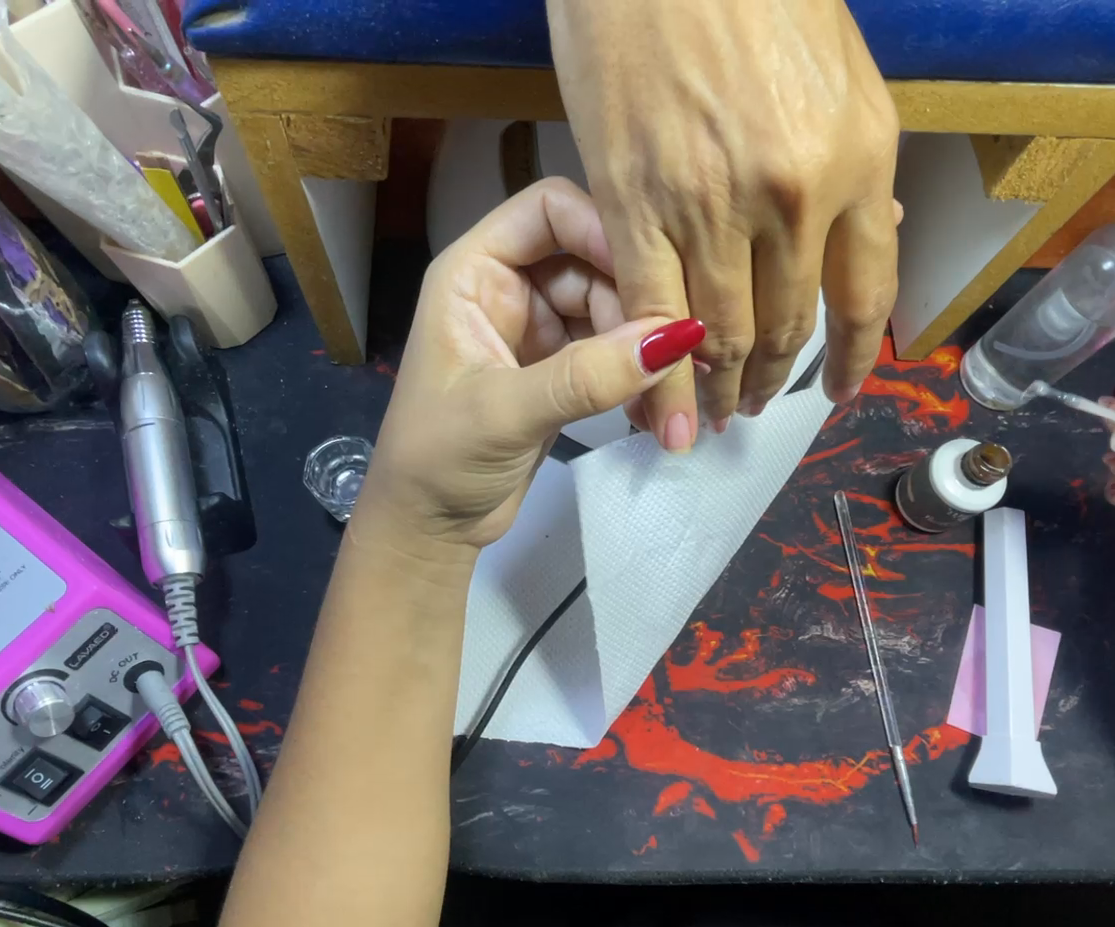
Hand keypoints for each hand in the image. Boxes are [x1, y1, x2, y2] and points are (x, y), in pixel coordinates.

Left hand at [354, 178, 702, 556]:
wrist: (432, 527)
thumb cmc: (438, 461)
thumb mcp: (505, 413)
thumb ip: (585, 376)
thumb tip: (675, 339)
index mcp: (476, 272)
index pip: (550, 211)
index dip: (604, 230)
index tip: (654, 277)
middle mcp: (511, 288)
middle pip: (594, 263)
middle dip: (637, 309)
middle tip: (682, 358)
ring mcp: (540, 331)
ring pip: (613, 312)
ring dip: (646, 352)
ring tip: (676, 396)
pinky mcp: (563, 372)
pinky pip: (615, 355)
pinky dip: (639, 378)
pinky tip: (658, 410)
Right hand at [548, 0, 899, 449]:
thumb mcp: (842, 71)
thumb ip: (854, 166)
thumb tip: (865, 233)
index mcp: (859, 157)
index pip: (866, 296)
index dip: (854, 360)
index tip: (839, 393)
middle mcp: (795, 197)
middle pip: (786, 327)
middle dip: (771, 380)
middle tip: (755, 407)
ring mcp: (713, 208)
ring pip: (721, 336)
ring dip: (717, 388)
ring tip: (711, 415)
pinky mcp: (636, 209)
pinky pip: (654, 318)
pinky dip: (661, 377)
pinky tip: (665, 411)